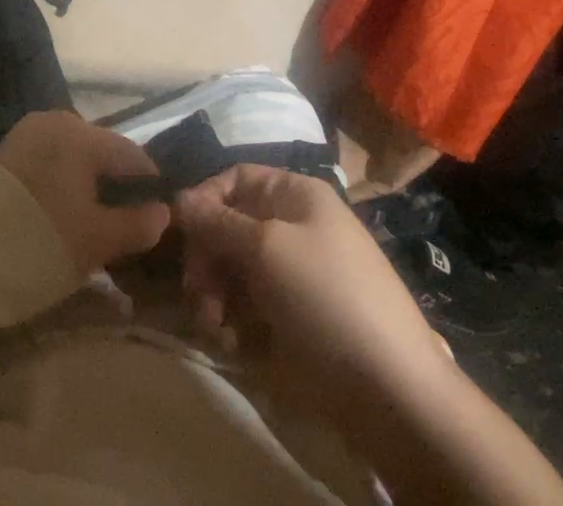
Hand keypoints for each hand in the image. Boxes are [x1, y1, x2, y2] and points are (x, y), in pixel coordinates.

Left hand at [0, 111, 170, 273]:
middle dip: (115, 190)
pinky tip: (60, 219)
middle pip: (102, 156)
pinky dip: (61, 188)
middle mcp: (56, 122)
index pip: (134, 158)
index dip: (149, 191)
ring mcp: (26, 135)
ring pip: (74, 161)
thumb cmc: (43, 241)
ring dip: (86, 189)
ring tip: (88, 229)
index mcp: (83, 134)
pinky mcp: (5, 154)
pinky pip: (49, 166)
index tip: (153, 224)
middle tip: (119, 231)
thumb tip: (162, 212)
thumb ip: (139, 224)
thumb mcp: (100, 240)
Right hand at [176, 165, 443, 401]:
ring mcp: (289, 274)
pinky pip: (243, 307)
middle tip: (196, 291)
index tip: (179, 232)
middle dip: (205, 258)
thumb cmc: (324, 295)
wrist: (385, 383)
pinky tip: (233, 344)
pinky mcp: (286, 317)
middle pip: (226, 226)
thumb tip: (177, 199)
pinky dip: (231, 323)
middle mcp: (291, 228)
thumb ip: (216, 221)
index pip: (236, 178)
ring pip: (229, 270)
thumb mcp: (266, 247)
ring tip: (215, 327)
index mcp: (296, 196)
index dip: (205, 199)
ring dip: (212, 296)